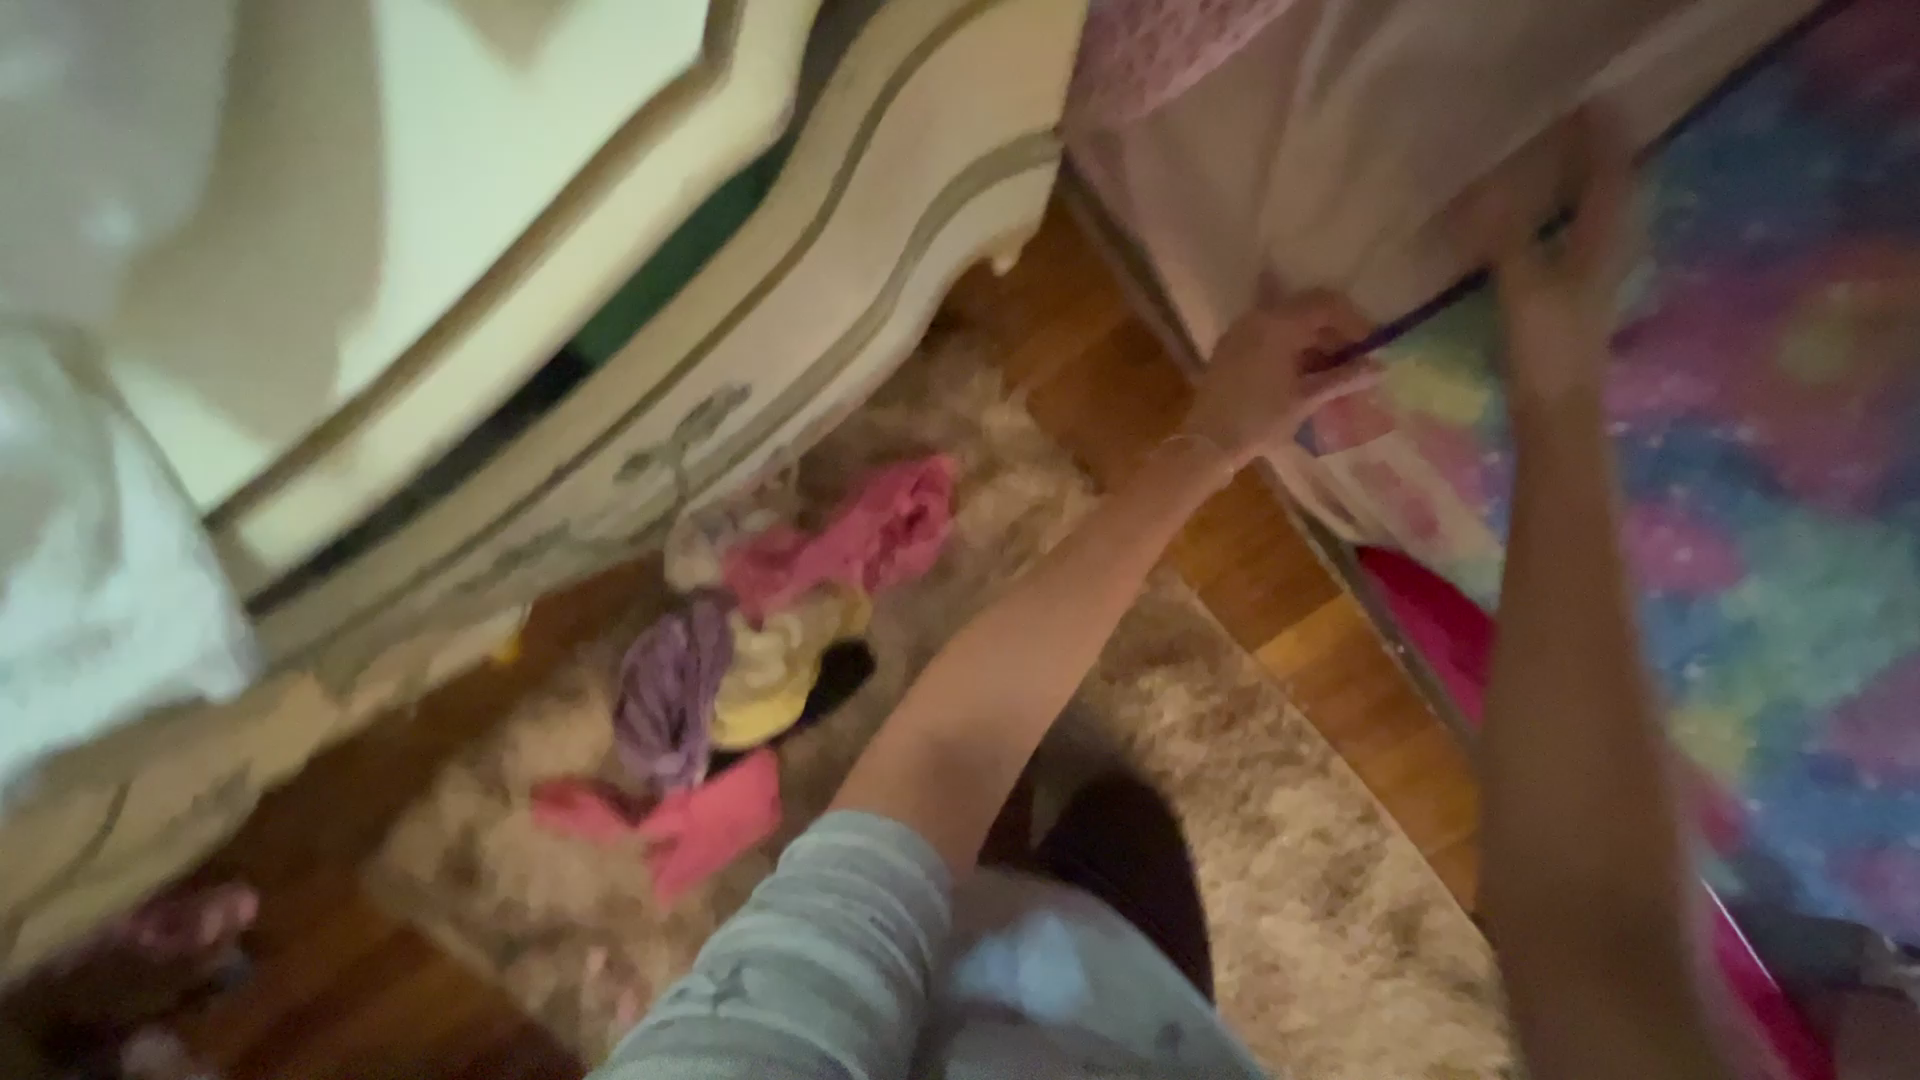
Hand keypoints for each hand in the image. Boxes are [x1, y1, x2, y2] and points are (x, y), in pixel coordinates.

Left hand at [1183, 289, 1371, 468]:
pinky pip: (1265, 336)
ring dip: (1310, 339)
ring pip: (1284, 322)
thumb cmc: (1260, 420)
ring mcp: (1238, 332)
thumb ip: (1343, 378)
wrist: (1208, 442)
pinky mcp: (1228, 349)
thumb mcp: (1306, 398)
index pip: (1326, 304)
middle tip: (1353, 358)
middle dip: (1332, 331)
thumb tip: (1379, 368)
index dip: (1354, 322)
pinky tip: (1301, 369)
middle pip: (1305, 310)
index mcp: (1278, 323)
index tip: (1371, 346)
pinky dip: (1287, 346)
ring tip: (1330, 368)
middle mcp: (1256, 318)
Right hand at [1450, 106, 1637, 407]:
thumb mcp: (1523, 292)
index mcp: (1602, 247)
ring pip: (1595, 222)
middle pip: (1610, 196)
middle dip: (1595, 162)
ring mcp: (1591, 283)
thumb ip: (1507, 241)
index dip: (1599, 141)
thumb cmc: (1546, 352)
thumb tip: (1486, 193)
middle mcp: (1606, 257)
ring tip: (1558, 174)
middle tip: (1569, 136)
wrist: (1558, 412)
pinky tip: (1543, 233)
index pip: (1609, 178)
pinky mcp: (1572, 304)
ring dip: (1580, 194)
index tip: (1582, 109)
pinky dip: (1563, 227)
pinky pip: (1575, 247)